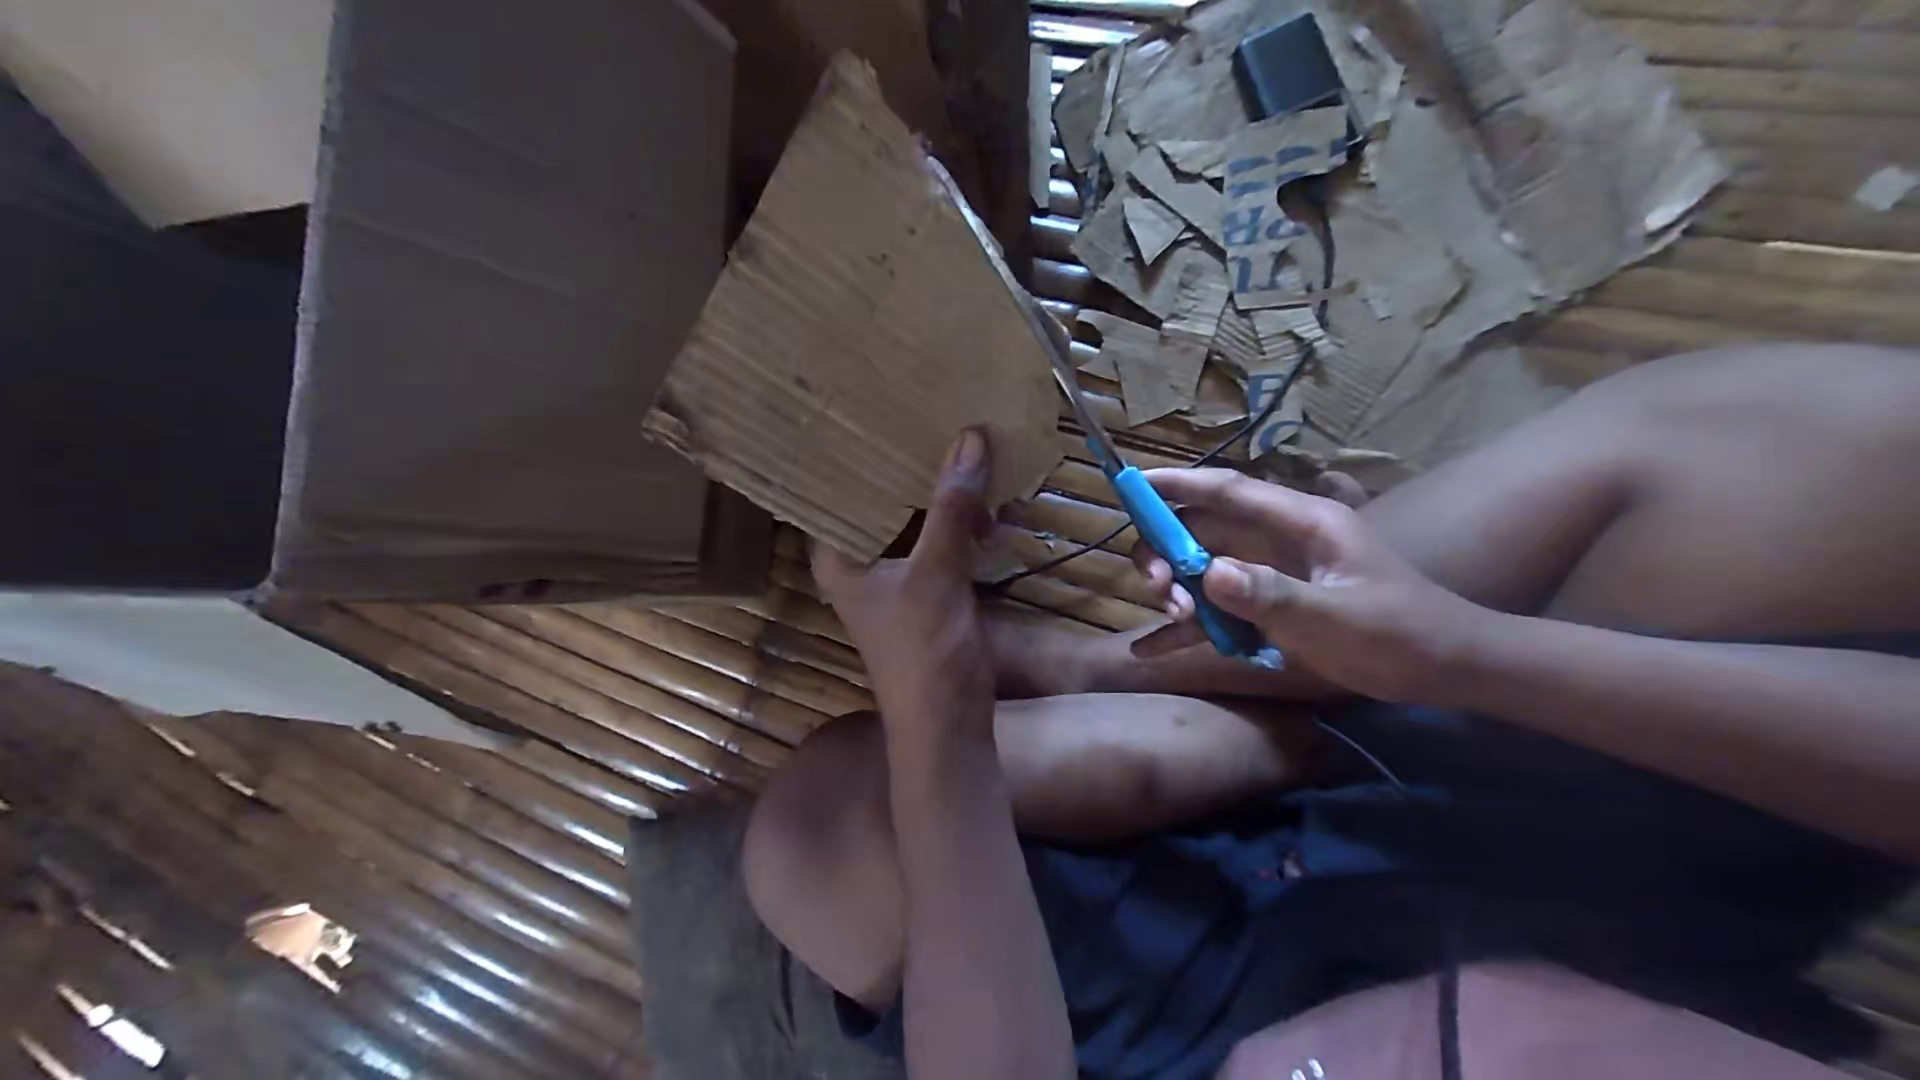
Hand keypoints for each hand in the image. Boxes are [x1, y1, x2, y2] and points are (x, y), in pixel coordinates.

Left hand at [814, 429, 995, 730]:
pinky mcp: (927, 584)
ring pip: (919, 516)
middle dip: (917, 466)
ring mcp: (895, 571)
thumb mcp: (935, 573)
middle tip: (943, 418)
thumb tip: (970, 437)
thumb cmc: (923, 652)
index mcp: (839, 552)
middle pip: (884, 496)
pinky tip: (995, 511)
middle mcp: (861, 556)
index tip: (882, 403)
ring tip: (983, 466)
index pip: (839, 485)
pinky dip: (965, 524)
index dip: (859, 447)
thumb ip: (951, 507)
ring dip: (950, 496)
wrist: (949, 723)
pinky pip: (943, 539)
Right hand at [1130, 469, 1488, 702]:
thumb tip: (1207, 574)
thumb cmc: (1400, 632)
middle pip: (1201, 531)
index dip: (1180, 483)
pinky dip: (1184, 629)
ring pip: (1199, 570)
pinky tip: (1150, 649)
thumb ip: (1272, 593)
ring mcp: (1267, 576)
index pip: (1229, 492)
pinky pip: (1213, 613)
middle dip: (1167, 551)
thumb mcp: (1336, 613)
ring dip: (1176, 589)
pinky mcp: (1264, 610)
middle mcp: (1275, 542)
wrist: (1442, 669)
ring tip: (1175, 617)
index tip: (1134, 482)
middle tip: (1160, 588)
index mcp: (1299, 523)